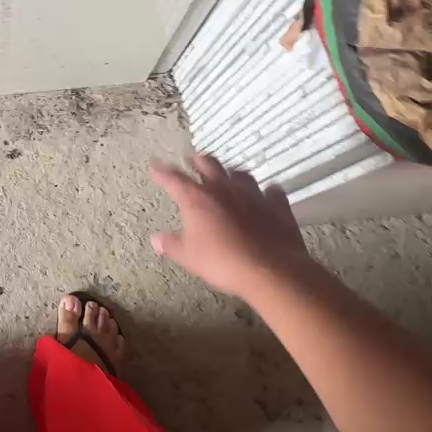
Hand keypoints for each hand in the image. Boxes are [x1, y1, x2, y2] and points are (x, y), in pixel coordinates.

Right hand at [148, 154, 314, 299]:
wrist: (271, 271)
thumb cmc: (223, 262)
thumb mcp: (189, 257)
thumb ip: (172, 245)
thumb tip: (156, 240)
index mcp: (196, 199)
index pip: (173, 178)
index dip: (162, 171)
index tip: (154, 166)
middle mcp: (222, 189)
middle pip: (208, 164)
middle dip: (198, 160)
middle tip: (192, 160)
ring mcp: (252, 195)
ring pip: (239, 174)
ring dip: (231, 172)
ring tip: (227, 175)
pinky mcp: (277, 206)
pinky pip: (272, 192)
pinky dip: (267, 192)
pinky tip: (266, 196)